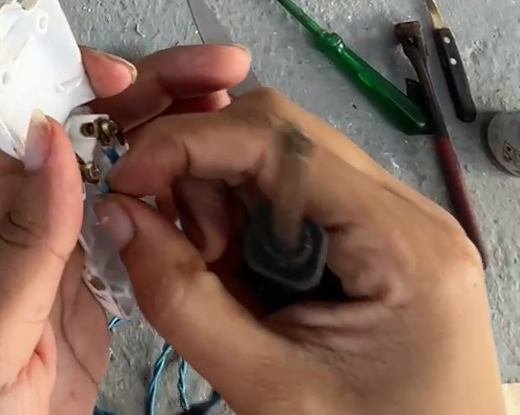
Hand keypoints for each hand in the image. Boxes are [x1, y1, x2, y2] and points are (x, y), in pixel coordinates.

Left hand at [0, 43, 250, 414]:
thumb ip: (17, 241)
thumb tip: (50, 130)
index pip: (27, 120)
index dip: (72, 79)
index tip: (130, 68)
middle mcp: (30, 225)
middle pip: (88, 137)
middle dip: (148, 94)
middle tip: (219, 68)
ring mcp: (66, 264)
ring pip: (122, 180)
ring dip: (172, 140)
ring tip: (230, 113)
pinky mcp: (96, 306)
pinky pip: (141, 241)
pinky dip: (179, 212)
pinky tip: (216, 192)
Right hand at [96, 88, 503, 414]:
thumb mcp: (269, 390)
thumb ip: (181, 297)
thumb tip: (114, 209)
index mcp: (403, 243)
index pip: (278, 138)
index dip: (188, 141)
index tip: (126, 178)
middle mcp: (405, 208)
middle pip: (273, 130)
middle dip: (202, 168)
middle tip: (178, 239)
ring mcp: (390, 216)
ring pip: (269, 149)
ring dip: (214, 190)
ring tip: (212, 264)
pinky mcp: (367, 230)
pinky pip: (280, 184)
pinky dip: (233, 208)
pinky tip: (231, 260)